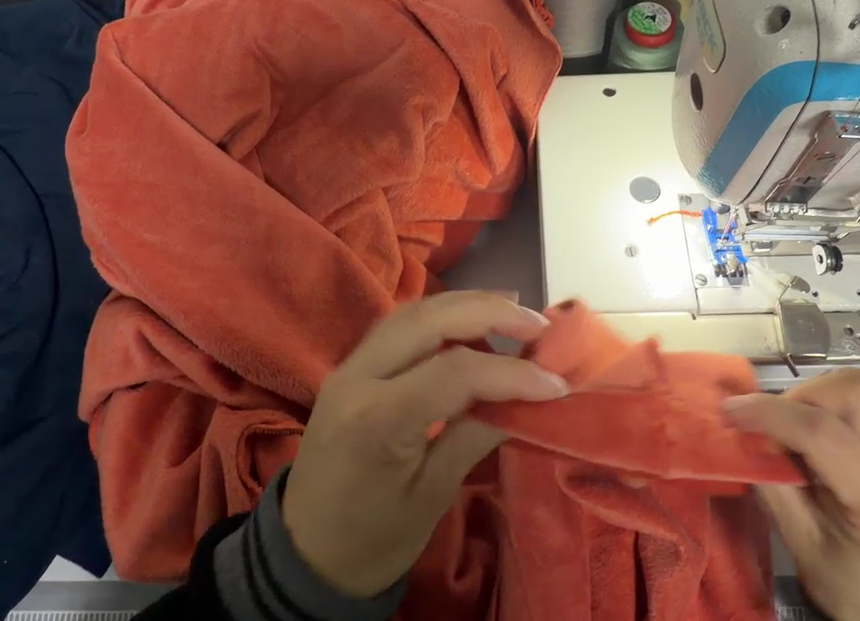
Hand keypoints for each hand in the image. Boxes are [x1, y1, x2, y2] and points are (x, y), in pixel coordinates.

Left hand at [283, 291, 568, 596]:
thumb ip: (477, 434)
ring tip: (513, 313)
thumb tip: (531, 397)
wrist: (305, 553)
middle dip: (489, 311)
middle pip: (429, 319)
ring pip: (413, 312)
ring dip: (466, 305)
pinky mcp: (351, 365)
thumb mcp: (433, 494)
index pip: (455, 371)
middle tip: (538, 324)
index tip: (555, 383)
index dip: (511, 372)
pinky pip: (400, 325)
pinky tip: (471, 326)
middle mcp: (357, 377)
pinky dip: (441, 316)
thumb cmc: (373, 538)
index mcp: (377, 419)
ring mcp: (349, 366)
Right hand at [724, 369, 859, 620]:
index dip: (771, 414)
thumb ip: (773, 486)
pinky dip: (829, 405)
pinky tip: (815, 437)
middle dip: (800, 398)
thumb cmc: (854, 590)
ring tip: (794, 432)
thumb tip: (742, 436)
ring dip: (814, 397)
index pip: (826, 434)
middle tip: (774, 429)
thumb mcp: (803, 547)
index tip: (731, 412)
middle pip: (854, 392)